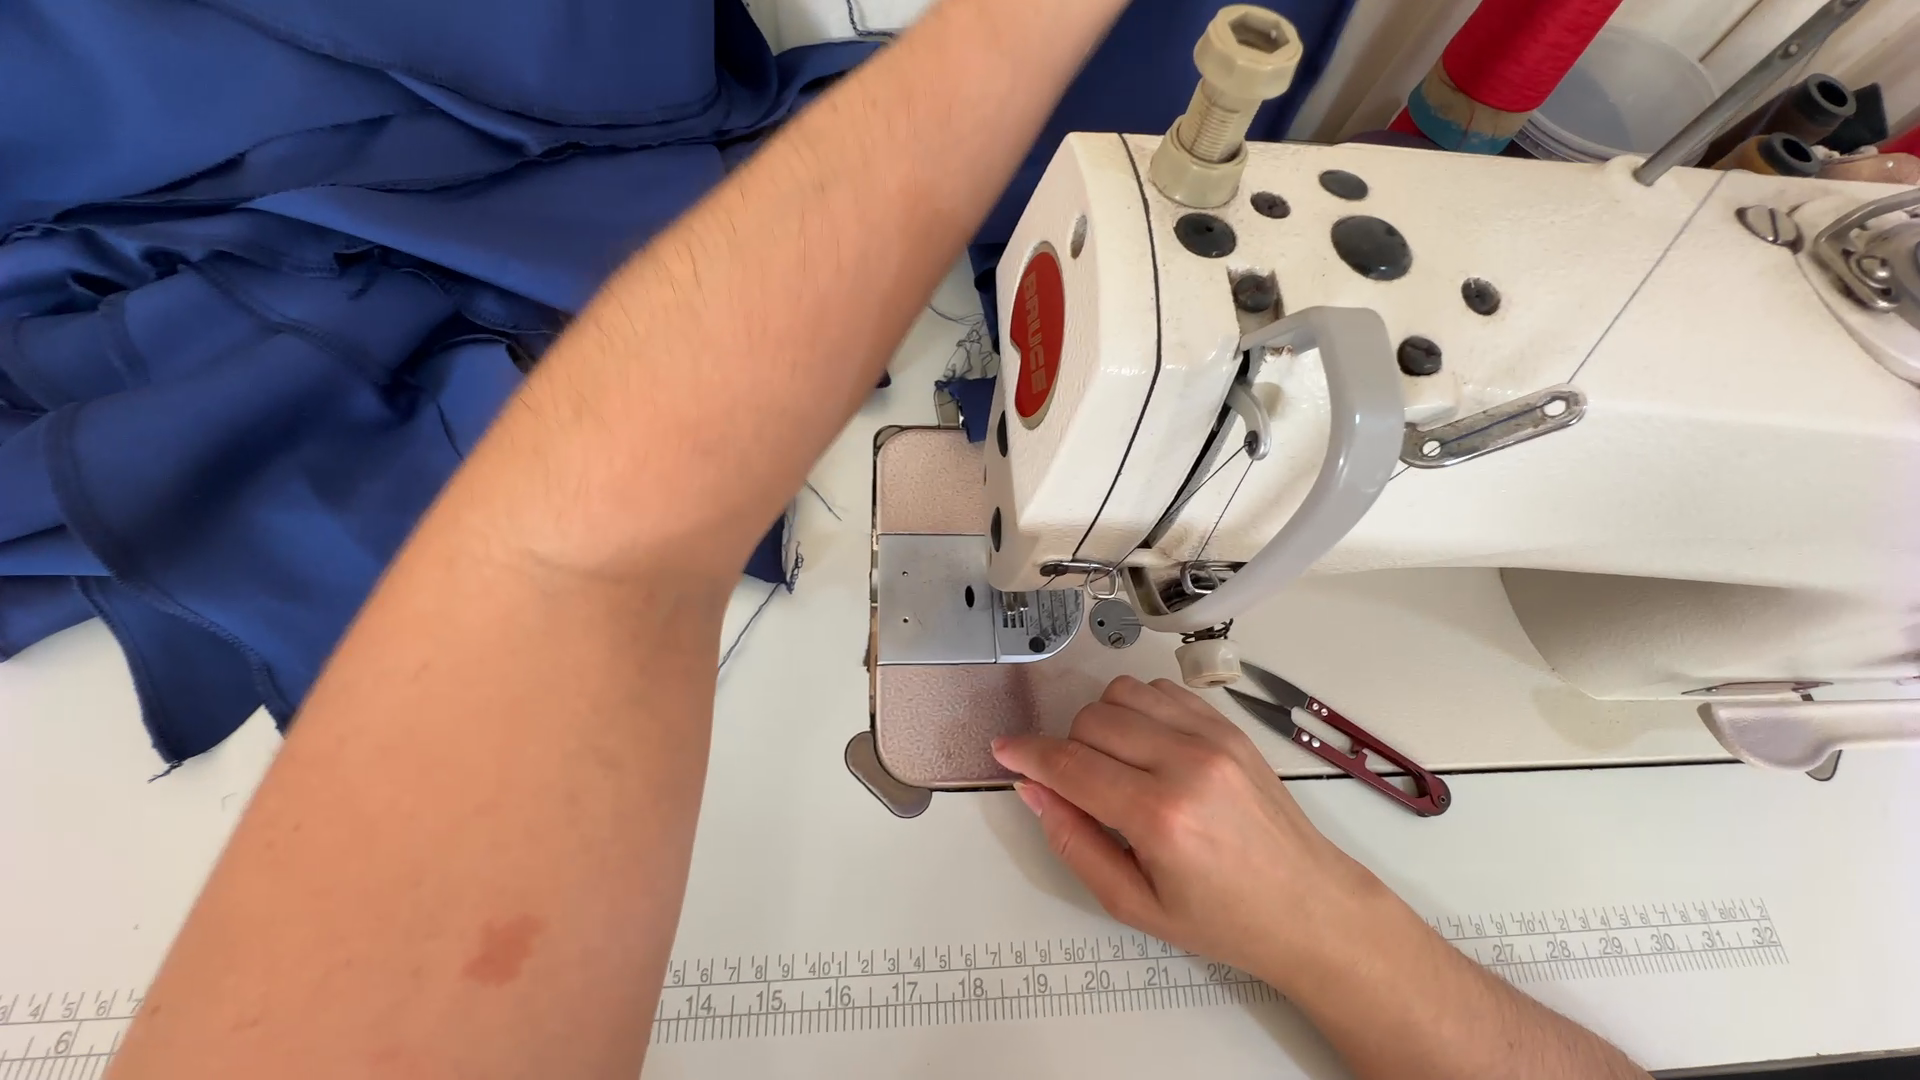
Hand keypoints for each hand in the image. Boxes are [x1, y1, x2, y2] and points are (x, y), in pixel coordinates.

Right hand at [992, 676, 1388, 985]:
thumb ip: (1073, 841)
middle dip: (1067, 749)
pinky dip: (1137, 709)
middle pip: (1090, 721)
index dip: (1027, 754)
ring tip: (1114, 764)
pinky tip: (1147, 746)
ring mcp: (1212, 736)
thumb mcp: (1134, 903)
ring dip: (1101, 723)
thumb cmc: (1221, 919)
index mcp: (1160, 816)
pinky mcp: (1228, 725)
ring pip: (1121, 693)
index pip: (1070, 765)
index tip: (1003, 749)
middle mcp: (1186, 762)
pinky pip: (1159, 689)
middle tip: (1080, 787)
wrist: (1309, 907)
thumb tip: (1033, 788)